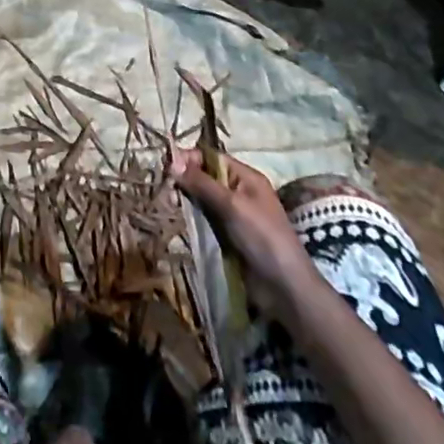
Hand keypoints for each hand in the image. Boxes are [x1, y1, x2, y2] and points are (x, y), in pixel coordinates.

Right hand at [171, 149, 314, 318]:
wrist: (283, 286)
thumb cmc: (262, 237)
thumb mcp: (232, 205)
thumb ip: (202, 183)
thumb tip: (171, 161)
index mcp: (246, 177)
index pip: (212, 158)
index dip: (189, 158)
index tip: (164, 166)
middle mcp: (239, 191)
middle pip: (206, 177)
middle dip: (184, 179)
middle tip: (160, 186)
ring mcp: (233, 215)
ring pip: (202, 199)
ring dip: (185, 199)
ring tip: (162, 202)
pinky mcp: (226, 235)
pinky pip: (204, 219)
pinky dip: (190, 217)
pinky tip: (174, 218)